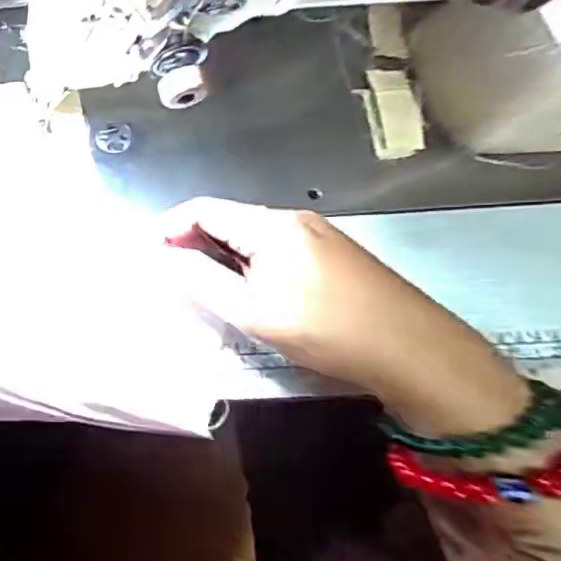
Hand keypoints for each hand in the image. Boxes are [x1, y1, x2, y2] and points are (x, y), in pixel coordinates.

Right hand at [158, 198, 530, 436]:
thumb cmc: (328, 331)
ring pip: (251, 235)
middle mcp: (294, 219)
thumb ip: (203, 281)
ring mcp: (317, 234)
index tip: (146, 253)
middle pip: (228, 218)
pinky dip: (247, 262)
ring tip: (199, 285)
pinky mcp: (331, 254)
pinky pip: (275, 248)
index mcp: (272, 225)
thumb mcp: (253, 313)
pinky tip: (245, 290)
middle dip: (192, 241)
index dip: (169, 226)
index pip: (204, 209)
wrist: (415, 351)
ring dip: (219, 254)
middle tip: (168, 273)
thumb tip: (166, 257)